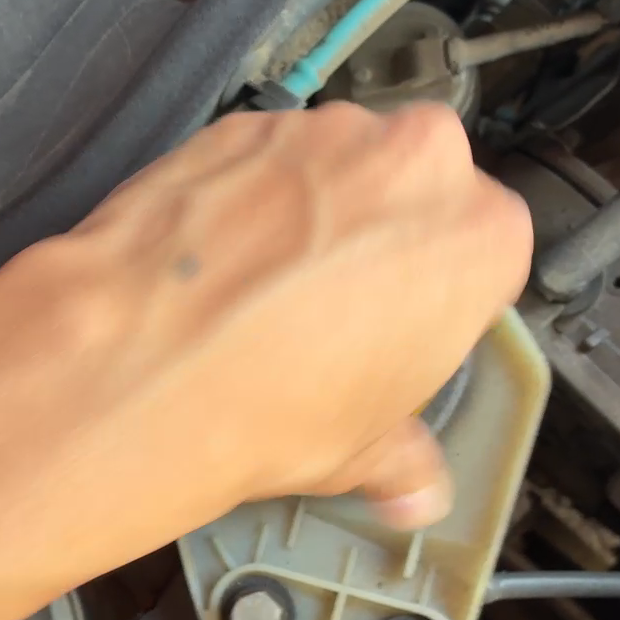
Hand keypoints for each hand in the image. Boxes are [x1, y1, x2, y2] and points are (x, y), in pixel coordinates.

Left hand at [0, 101, 531, 530]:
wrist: (143, 365)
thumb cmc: (265, 405)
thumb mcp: (356, 454)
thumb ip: (401, 458)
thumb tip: (413, 489)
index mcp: (475, 238)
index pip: (472, 263)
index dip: (426, 303)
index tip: (390, 335)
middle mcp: (409, 160)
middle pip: (401, 203)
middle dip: (367, 251)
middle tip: (314, 320)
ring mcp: (315, 135)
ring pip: (325, 176)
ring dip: (298, 223)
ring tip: (247, 299)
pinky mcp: (232, 130)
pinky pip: (251, 166)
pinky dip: (235, 205)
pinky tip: (206, 270)